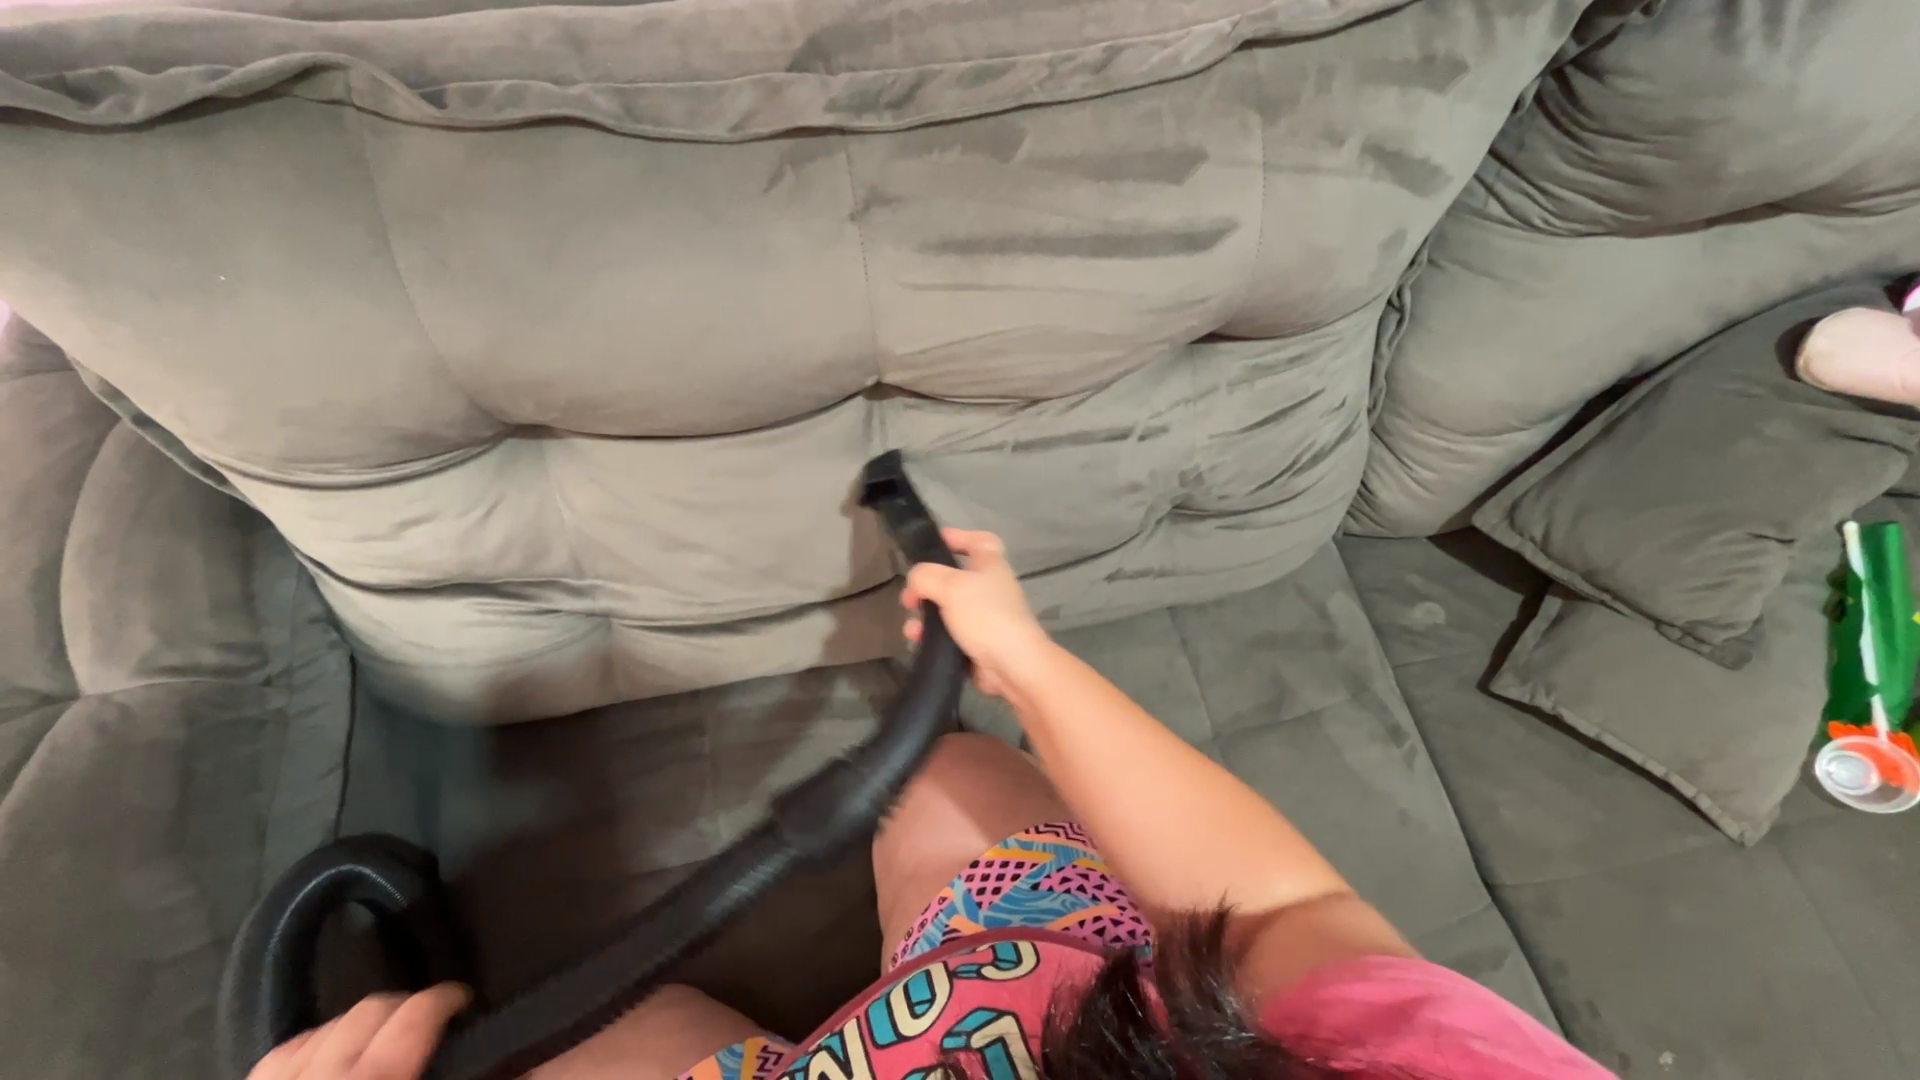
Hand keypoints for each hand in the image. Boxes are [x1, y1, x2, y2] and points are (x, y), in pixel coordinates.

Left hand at [248, 984, 468, 1079]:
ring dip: (358, 1028)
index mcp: (375, 1078)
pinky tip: (325, 1060)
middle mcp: (324, 1077)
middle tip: (430, 1025)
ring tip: (378, 1045)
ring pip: (323, 1028)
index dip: (447, 998)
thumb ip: (476, 1077)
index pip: (415, 1017)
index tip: (466, 1002)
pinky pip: (276, 1057)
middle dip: (406, 1008)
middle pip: (371, 1011)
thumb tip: (515, 1060)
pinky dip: (309, 1048)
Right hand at [901, 529, 1054, 699]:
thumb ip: (926, 576)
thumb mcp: (951, 586)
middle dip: (926, 586)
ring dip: (923, 616)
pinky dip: (931, 636)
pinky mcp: (975, 642)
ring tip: (911, 628)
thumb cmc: (985, 615)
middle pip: (952, 578)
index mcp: (990, 565)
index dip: (959, 536)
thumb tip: (915, 580)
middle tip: (909, 598)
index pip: (979, 540)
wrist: (1011, 665)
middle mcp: (988, 588)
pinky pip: (946, 634)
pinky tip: (917, 641)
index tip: (934, 542)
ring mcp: (982, 617)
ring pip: (944, 609)